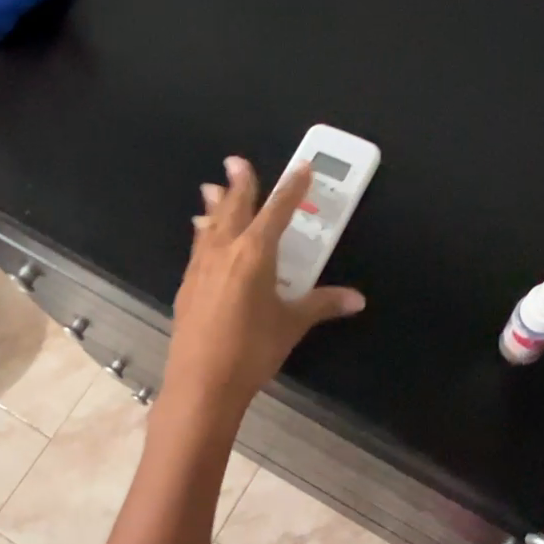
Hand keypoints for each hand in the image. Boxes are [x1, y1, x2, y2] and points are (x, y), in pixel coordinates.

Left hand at [161, 156, 364, 418]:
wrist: (201, 382)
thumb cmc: (252, 350)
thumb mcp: (292, 325)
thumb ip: (322, 305)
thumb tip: (356, 299)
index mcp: (255, 253)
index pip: (278, 211)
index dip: (291, 188)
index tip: (300, 167)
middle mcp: (225, 250)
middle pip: (235, 208)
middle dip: (240, 184)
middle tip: (236, 161)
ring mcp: (201, 267)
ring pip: (209, 226)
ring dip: (215, 205)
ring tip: (211, 189)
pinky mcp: (186, 286)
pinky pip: (197, 248)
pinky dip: (202, 233)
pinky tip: (201, 235)